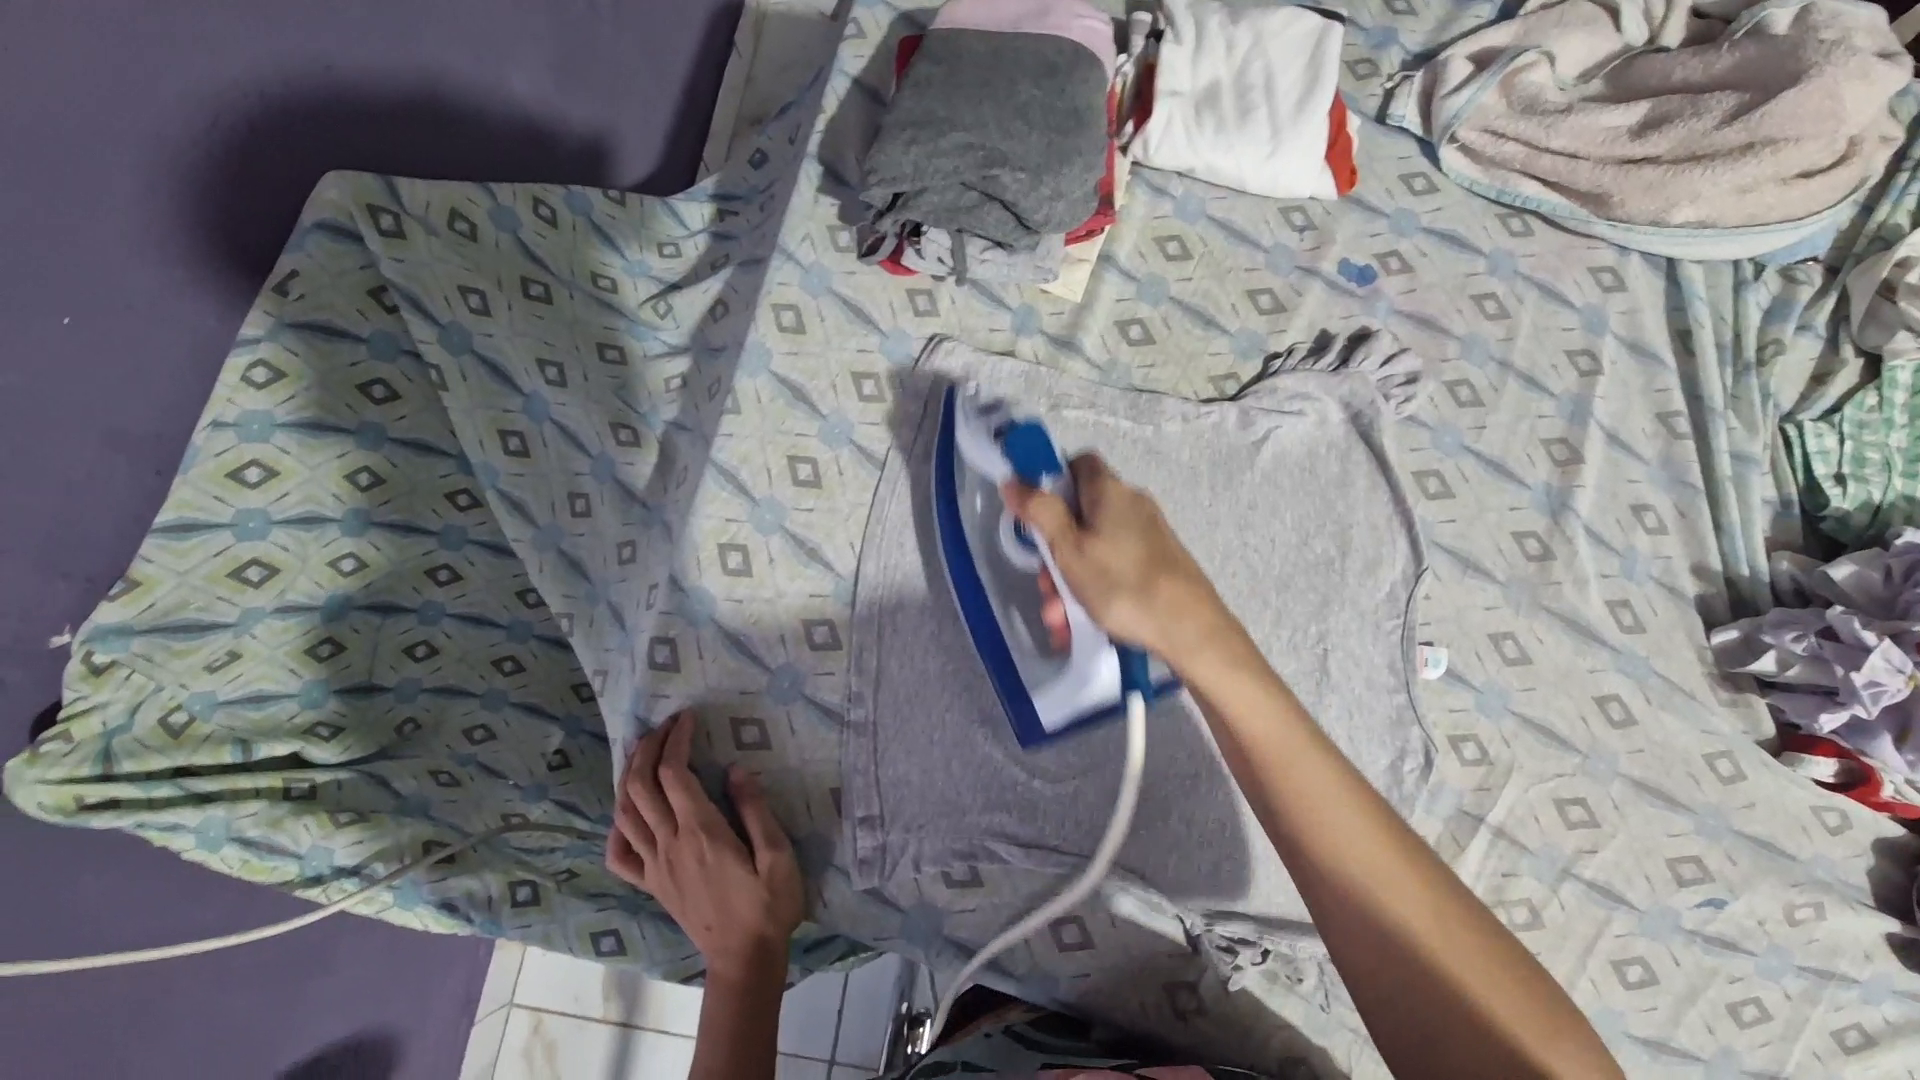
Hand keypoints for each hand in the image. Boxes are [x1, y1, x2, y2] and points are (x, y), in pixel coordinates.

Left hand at [605, 710, 803, 979]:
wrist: (744, 958)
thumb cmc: (768, 906)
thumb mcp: (778, 856)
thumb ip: (755, 811)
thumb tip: (734, 770)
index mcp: (701, 833)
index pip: (674, 774)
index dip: (676, 740)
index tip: (687, 717)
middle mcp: (670, 844)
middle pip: (641, 786)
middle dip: (648, 748)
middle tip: (665, 725)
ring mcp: (655, 866)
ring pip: (625, 813)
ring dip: (628, 776)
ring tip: (642, 752)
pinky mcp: (652, 884)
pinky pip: (620, 855)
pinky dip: (617, 827)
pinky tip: (627, 813)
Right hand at [1003, 453, 1234, 667]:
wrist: (1189, 628)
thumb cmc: (1122, 583)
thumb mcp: (1069, 548)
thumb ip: (1040, 512)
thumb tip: (1014, 480)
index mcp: (1110, 491)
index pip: (1078, 463)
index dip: (1051, 480)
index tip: (1034, 511)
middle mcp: (1131, 505)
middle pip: (1080, 515)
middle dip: (1055, 553)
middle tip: (1045, 585)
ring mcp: (1147, 536)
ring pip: (1093, 550)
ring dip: (1069, 583)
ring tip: (1060, 619)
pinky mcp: (1156, 564)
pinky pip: (1112, 571)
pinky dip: (1094, 593)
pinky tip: (1080, 626)